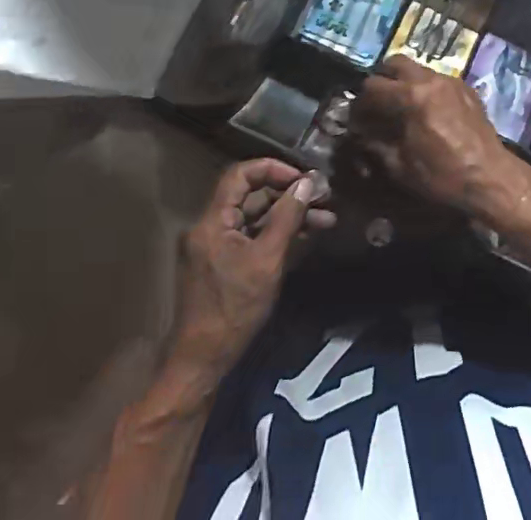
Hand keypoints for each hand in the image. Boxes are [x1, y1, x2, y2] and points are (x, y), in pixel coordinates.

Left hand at [168, 158, 334, 373]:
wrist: (204, 360)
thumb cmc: (234, 308)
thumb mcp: (267, 260)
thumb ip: (287, 218)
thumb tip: (307, 183)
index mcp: (213, 221)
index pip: (240, 175)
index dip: (272, 169)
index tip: (302, 178)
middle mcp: (211, 227)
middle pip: (251, 196)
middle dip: (289, 194)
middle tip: (322, 196)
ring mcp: (217, 246)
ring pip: (256, 218)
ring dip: (289, 215)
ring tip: (326, 218)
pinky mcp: (225, 264)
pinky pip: (253, 237)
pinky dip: (278, 234)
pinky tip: (308, 236)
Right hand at [352, 55, 530, 224]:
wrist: (491, 178)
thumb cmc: (443, 176)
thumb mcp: (400, 166)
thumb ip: (375, 143)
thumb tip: (360, 133)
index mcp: (411, 96)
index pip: (372, 86)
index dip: (359, 104)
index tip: (356, 119)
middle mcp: (431, 80)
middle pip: (394, 63)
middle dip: (381, 81)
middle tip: (377, 104)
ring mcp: (451, 81)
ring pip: (418, 69)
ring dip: (404, 83)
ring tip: (401, 108)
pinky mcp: (467, 89)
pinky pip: (438, 80)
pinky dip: (425, 89)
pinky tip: (427, 112)